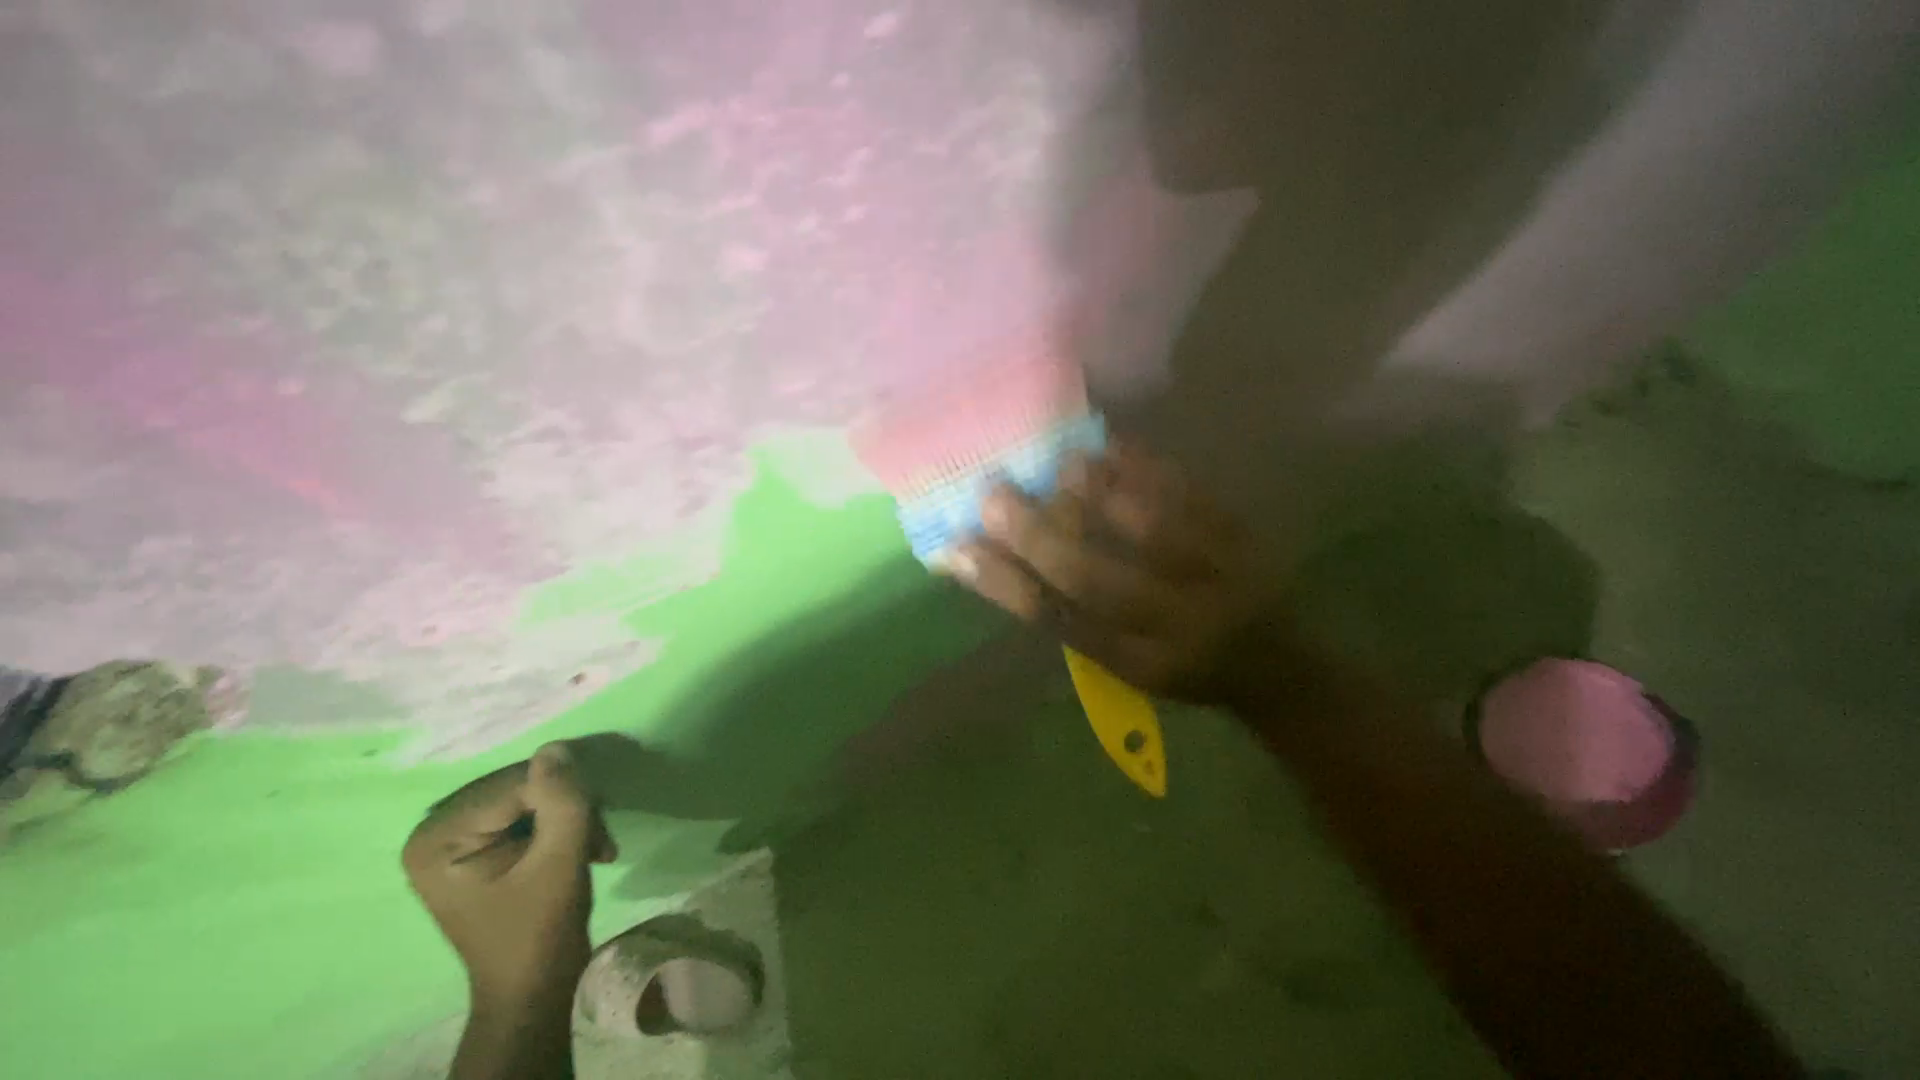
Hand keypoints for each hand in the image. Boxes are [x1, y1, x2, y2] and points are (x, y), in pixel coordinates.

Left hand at [402, 743, 616, 1006]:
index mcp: (437, 837)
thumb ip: (562, 802)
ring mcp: (450, 838)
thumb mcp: (560, 862)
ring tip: (594, 849)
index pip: (514, 785)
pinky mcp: (472, 847)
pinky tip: (579, 849)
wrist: (532, 991)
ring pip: (526, 797)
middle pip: (517, 787)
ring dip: (568, 816)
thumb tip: (557, 747)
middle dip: (566, 807)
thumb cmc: (540, 935)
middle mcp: (433, 829)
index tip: (598, 831)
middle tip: (599, 841)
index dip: (564, 797)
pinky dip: (556, 826)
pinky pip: (522, 813)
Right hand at [946, 441, 1271, 705]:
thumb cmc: (1182, 668)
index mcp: (1141, 664)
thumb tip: (993, 560)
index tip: (958, 548)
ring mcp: (1219, 581)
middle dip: (1040, 538)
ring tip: (1055, 464)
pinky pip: (1196, 500)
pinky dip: (1151, 470)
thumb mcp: (1124, 663)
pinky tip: (1112, 446)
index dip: (1007, 586)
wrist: (1280, 666)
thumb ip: (1067, 617)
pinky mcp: (1246, 542)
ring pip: (1153, 535)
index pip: (1063, 623)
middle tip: (992, 495)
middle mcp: (1179, 629)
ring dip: (1098, 495)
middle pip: (1099, 582)